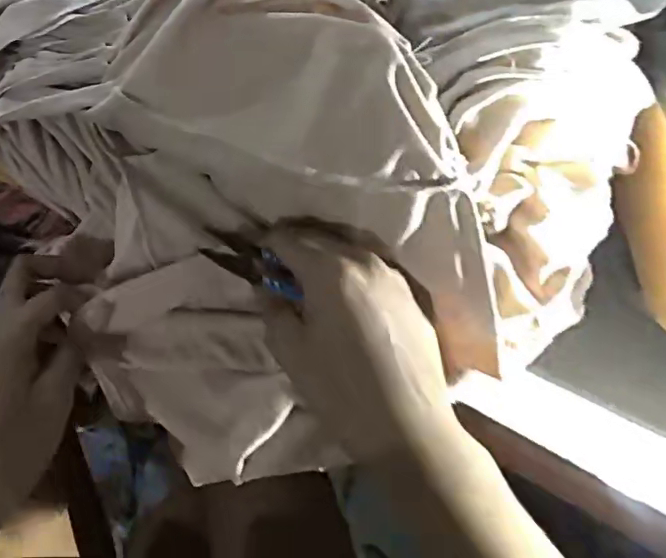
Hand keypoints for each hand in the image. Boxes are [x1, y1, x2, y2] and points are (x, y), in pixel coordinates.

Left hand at [0, 248, 105, 555]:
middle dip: (53, 270)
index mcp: (9, 331)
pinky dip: (39, 323)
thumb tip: (95, 315)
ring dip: (46, 298)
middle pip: (20, 274)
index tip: (107, 299)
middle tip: (87, 283)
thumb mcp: (53, 401)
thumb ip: (73, 352)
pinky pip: (14, 324)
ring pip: (16, 298)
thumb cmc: (14, 446)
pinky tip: (64, 350)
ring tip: (82, 320)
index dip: (80, 290)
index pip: (49, 291)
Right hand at [261, 226, 452, 459]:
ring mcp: (393, 274)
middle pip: (317, 234)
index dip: (264, 243)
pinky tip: (347, 283)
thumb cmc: (340, 389)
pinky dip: (354, 259)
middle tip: (276, 263)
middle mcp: (361, 260)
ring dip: (325, 246)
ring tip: (312, 267)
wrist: (410, 431)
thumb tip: (267, 286)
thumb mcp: (288, 348)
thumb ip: (271, 306)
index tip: (252, 253)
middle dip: (292, 242)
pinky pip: (376, 259)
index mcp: (327, 270)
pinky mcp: (414, 293)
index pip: (285, 238)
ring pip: (350, 240)